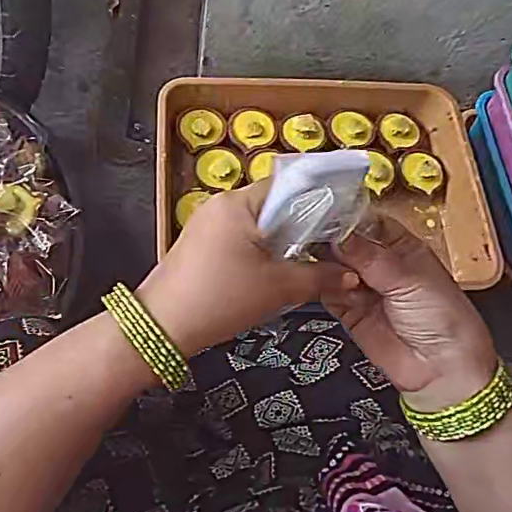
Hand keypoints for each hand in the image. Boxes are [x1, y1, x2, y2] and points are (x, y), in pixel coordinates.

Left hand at [137, 182, 344, 354]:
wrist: (163, 326)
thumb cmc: (217, 299)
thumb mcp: (278, 288)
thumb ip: (320, 277)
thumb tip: (348, 276)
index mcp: (238, 203)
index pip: (291, 185)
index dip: (321, 199)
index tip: (343, 217)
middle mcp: (220, 205)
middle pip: (275, 205)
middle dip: (302, 226)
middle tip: (327, 247)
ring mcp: (207, 224)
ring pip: (257, 224)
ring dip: (281, 241)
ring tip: (302, 264)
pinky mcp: (200, 244)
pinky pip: (240, 238)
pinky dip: (260, 251)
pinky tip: (272, 273)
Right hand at [322, 216, 498, 411]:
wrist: (441, 371)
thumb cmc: (444, 320)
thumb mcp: (409, 280)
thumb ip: (370, 257)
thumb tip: (338, 236)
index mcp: (401, 248)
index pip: (367, 223)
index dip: (346, 217)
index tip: (322, 211)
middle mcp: (380, 265)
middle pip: (345, 244)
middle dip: (328, 239)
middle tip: (305, 232)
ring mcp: (362, 288)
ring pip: (332, 266)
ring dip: (320, 262)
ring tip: (305, 255)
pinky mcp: (347, 311)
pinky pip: (326, 292)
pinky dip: (317, 286)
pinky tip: (310, 278)